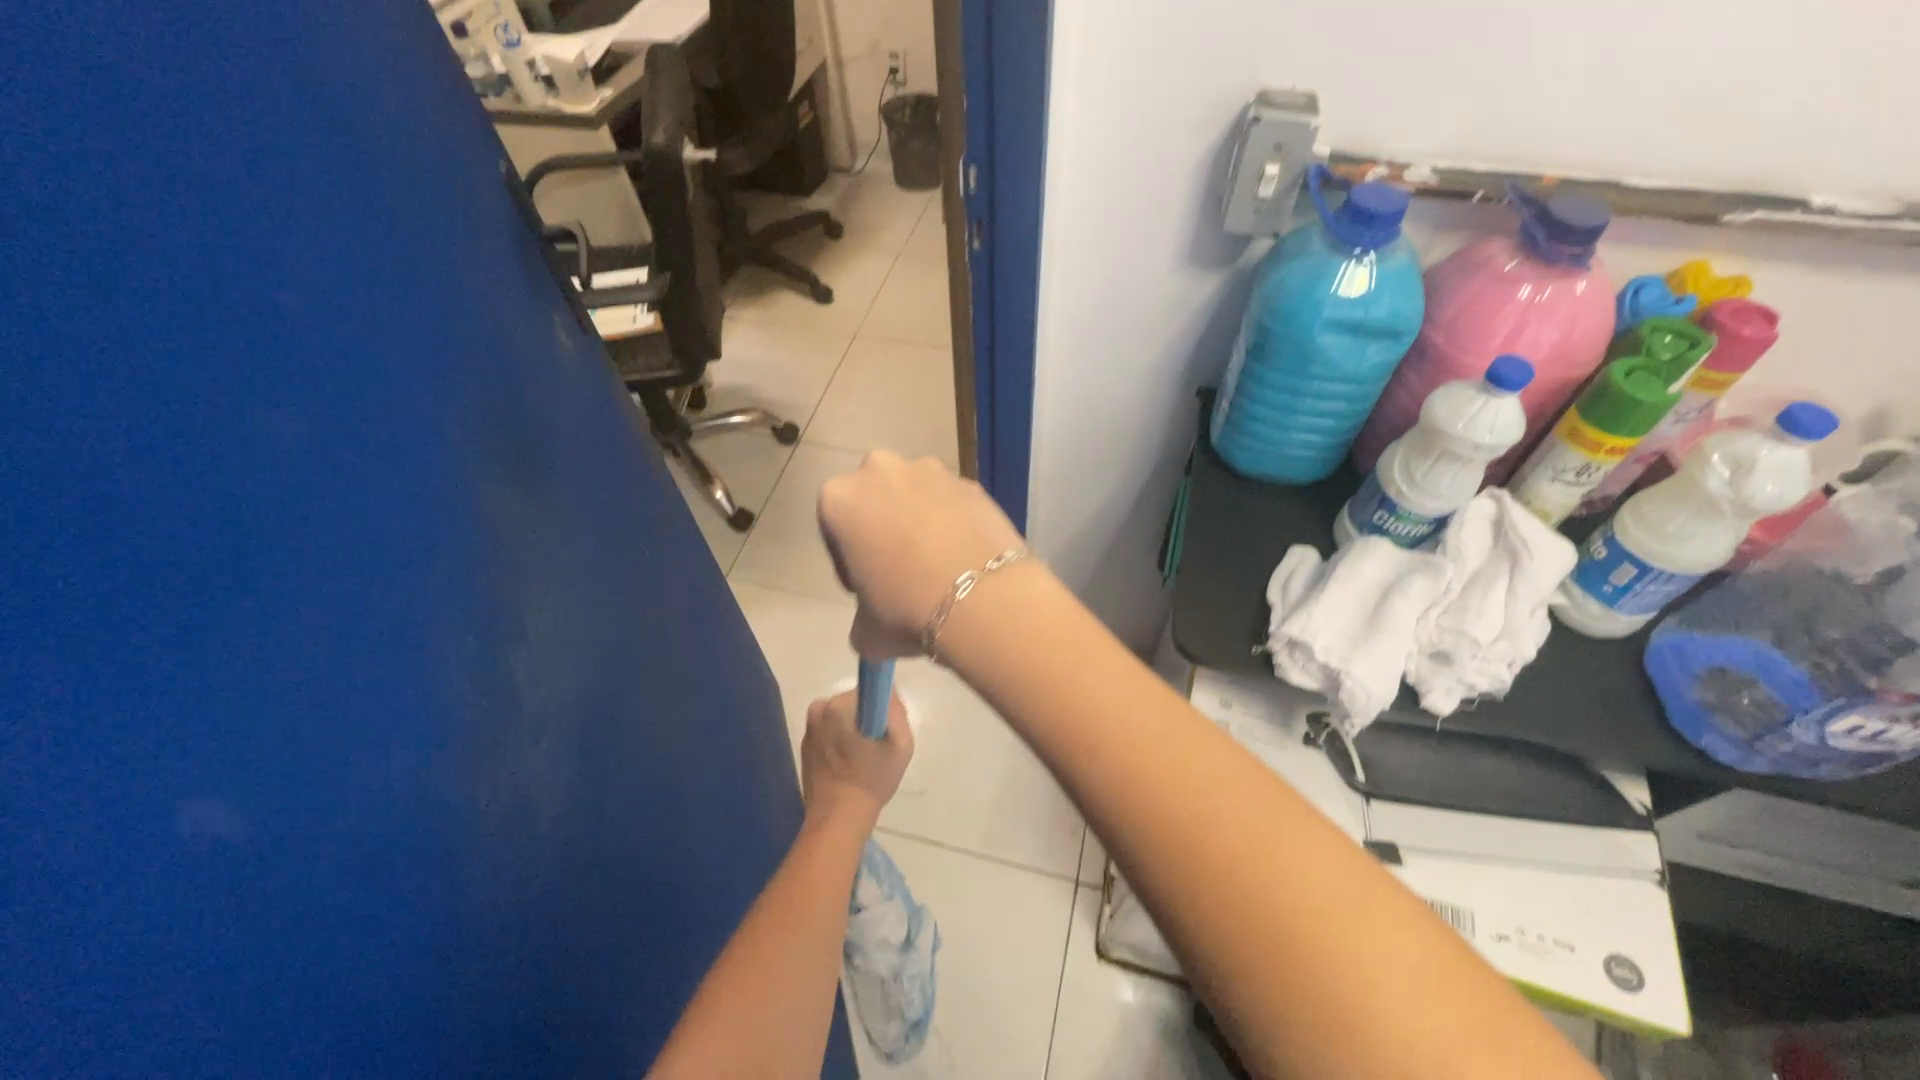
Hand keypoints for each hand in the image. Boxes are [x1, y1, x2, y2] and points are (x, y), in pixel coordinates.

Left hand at [799, 689, 913, 830]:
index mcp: (840, 706)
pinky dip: (838, 740)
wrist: (837, 816)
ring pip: (841, 715)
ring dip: (851, 728)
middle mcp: (820, 709)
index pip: (869, 689)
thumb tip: (888, 694)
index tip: (884, 728)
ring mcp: (809, 726)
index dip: (880, 706)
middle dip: (866, 717)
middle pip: (853, 702)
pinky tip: (846, 762)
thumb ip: (896, 712)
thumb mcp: (901, 745)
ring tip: (861, 757)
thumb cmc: (872, 780)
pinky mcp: (805, 742)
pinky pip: (829, 730)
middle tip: (876, 746)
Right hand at [817, 451, 1027, 657]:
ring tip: (938, 566)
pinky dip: (954, 523)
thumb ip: (861, 619)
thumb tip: (873, 624)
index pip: (835, 529)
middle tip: (901, 572)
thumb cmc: (906, 608)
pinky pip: (952, 503)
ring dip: (920, 522)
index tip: (868, 589)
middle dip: (884, 528)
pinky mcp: (971, 482)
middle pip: (875, 500)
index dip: (850, 562)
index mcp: (839, 498)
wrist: (982, 596)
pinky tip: (964, 559)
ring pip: (916, 496)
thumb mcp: (866, 631)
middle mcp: (880, 469)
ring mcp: (930, 471)